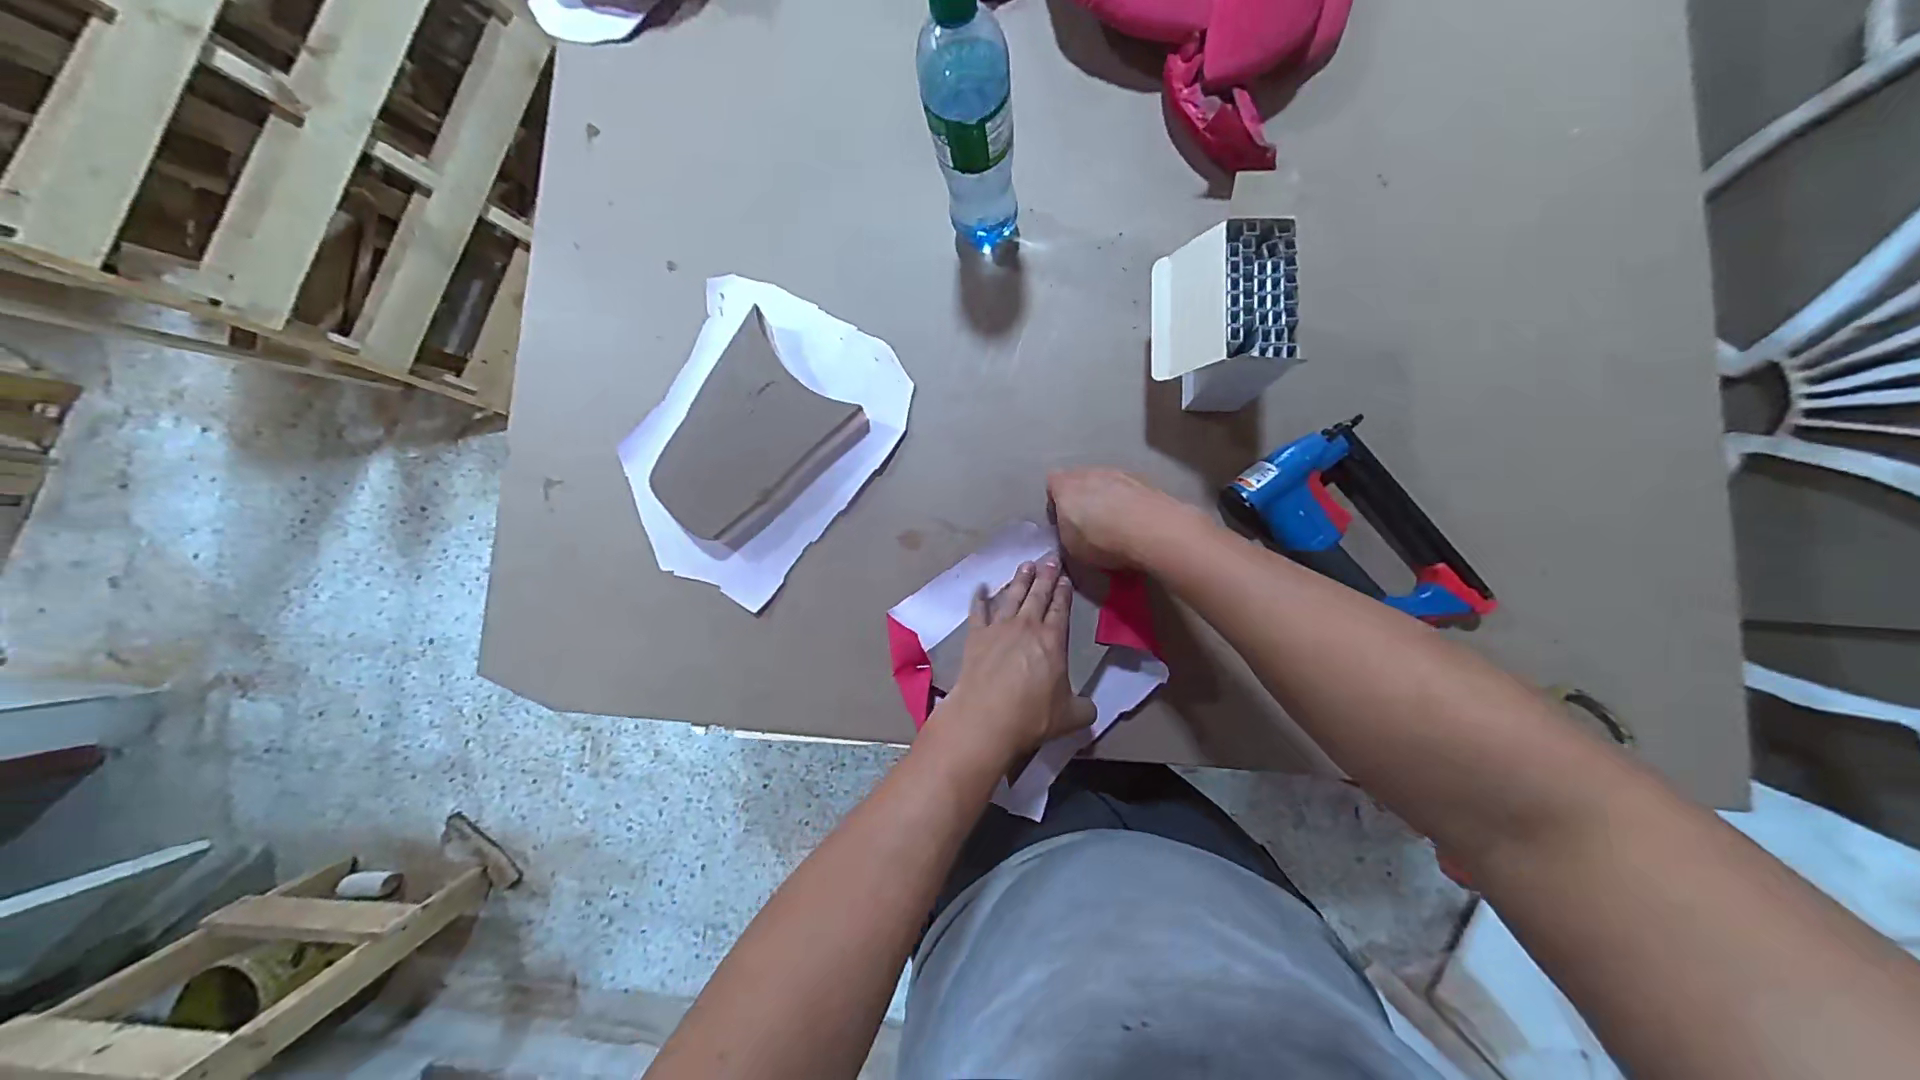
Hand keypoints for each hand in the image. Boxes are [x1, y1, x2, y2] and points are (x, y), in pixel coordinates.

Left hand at [933, 560, 1095, 769]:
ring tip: (1026, 566)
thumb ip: (1084, 708)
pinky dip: (979, 599)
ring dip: (1020, 580)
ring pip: (1011, 597)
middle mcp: (1026, 627)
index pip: (1061, 609)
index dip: (1064, 592)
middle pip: (1038, 595)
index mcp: (1053, 640)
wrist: (986, 717)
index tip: (1065, 577)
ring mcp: (999, 629)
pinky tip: (979, 588)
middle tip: (1050, 560)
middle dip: (1046, 576)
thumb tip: (1090, 709)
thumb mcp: (1071, 716)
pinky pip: (978, 612)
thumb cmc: (1032, 716)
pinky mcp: (975, 637)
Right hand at [1046, 467, 1197, 569]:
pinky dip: (1129, 503)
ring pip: (1107, 484)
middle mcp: (1090, 472)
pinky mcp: (1146, 481)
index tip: (1061, 522)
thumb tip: (1071, 529)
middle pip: (1080, 480)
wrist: (1152, 530)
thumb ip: (1065, 531)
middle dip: (1082, 499)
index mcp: (1065, 486)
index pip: (1051, 483)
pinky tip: (1136, 524)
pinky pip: (1130, 491)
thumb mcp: (1070, 546)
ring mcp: (1120, 473)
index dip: (1055, 502)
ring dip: (1108, 499)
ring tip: (1116, 525)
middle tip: (1089, 524)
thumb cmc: (1100, 540)